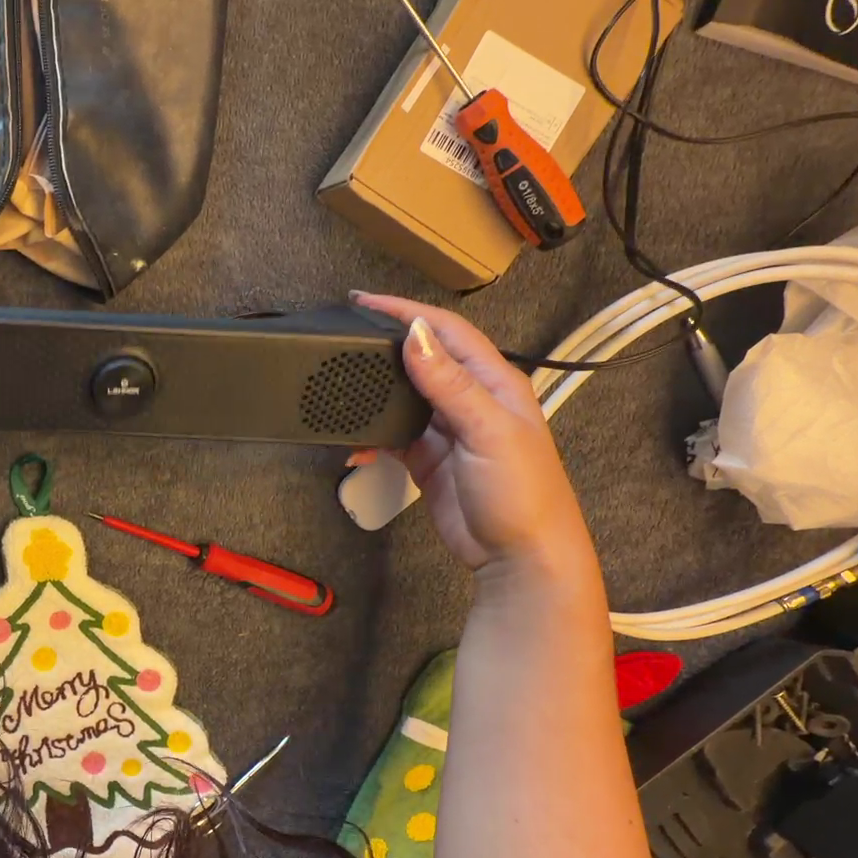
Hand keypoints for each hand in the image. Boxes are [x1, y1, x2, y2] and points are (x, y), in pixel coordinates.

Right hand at [349, 293, 593, 577]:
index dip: (404, 312)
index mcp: (493, 382)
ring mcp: (446, 430)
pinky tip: (355, 449)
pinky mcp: (427, 458)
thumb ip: (448, 384)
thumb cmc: (519, 492)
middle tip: (342, 337)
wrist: (518, 554)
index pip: (445, 332)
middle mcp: (469, 399)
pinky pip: (391, 436)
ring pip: (401, 397)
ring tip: (338, 391)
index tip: (362, 303)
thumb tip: (415, 335)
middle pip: (421, 358)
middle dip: (383, 344)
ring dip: (372, 395)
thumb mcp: (486, 431)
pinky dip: (369, 438)